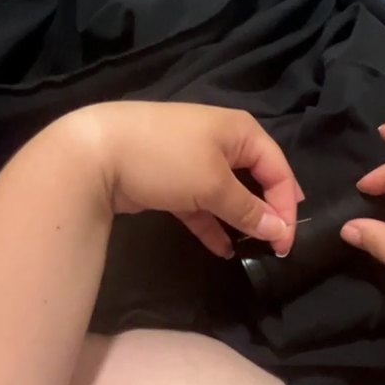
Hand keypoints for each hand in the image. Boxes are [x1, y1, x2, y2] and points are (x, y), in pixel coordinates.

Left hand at [50, 102, 302, 258]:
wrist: (97, 151)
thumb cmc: (168, 159)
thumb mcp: (214, 185)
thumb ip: (249, 210)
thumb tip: (279, 231)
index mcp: (240, 131)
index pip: (278, 168)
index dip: (286, 205)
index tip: (287, 242)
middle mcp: (222, 141)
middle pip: (255, 179)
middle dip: (265, 212)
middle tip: (275, 247)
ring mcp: (194, 159)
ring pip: (227, 194)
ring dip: (239, 222)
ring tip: (252, 253)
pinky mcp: (171, 179)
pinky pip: (201, 204)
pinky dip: (212, 225)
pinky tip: (223, 250)